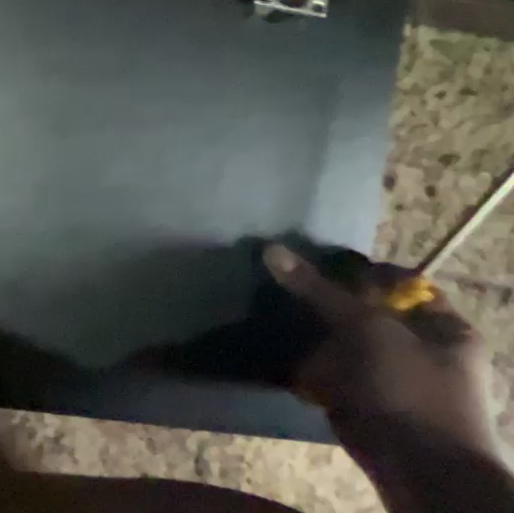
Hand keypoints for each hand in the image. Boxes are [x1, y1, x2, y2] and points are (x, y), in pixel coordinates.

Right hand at [264, 244, 501, 458]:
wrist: (419, 467)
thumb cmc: (409, 388)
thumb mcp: (366, 329)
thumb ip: (318, 289)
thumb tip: (271, 249)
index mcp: (444, 328)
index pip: (398, 282)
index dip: (356, 270)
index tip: (311, 265)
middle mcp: (423, 346)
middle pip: (364, 308)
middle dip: (322, 300)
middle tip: (283, 288)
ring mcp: (393, 373)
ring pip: (341, 336)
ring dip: (310, 329)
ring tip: (275, 315)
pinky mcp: (366, 393)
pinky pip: (331, 364)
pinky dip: (308, 358)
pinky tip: (283, 349)